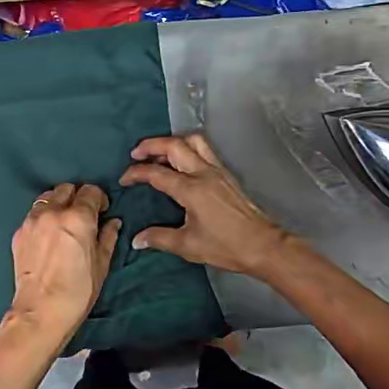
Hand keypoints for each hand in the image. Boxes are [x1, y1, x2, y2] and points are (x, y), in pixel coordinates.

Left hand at [7, 183, 120, 343]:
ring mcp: (32, 222)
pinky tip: (48, 235)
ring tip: (63, 222)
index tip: (102, 212)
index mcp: (79, 217)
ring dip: (58, 203)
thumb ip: (108, 237)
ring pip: (47, 198)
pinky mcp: (18, 234)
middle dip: (77, 197)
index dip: (99, 199)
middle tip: (83, 215)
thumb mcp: (102, 263)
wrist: (41, 312)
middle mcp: (53, 213)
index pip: (91, 191)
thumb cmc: (78, 290)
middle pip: (66, 188)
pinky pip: (33, 215)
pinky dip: (43, 217)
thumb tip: (112, 223)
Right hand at [119, 133, 296, 278]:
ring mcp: (219, 171)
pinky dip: (189, 149)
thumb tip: (138, 239)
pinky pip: (206, 151)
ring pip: (194, 142)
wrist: (262, 245)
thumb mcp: (188, 245)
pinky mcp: (228, 175)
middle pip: (175, 145)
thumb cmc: (226, 246)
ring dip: (173, 142)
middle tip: (136, 154)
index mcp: (191, 189)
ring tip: (159, 154)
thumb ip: (160, 238)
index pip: (157, 173)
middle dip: (152, 145)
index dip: (136, 173)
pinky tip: (183, 163)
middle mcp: (204, 173)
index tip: (125, 179)